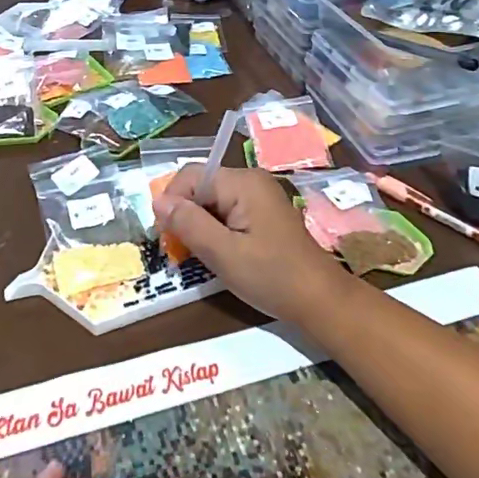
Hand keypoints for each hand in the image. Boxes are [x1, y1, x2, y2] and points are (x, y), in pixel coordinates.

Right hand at [155, 164, 354, 326]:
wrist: (320, 300)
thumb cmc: (271, 277)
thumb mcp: (223, 253)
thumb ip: (189, 223)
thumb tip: (158, 201)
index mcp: (242, 182)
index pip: (190, 176)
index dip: (172, 203)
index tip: (168, 238)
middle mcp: (250, 180)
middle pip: (201, 187)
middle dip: (185, 216)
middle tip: (182, 251)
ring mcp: (259, 196)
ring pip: (212, 201)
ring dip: (199, 225)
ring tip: (200, 256)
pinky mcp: (263, 212)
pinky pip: (227, 211)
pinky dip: (215, 230)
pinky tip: (219, 254)